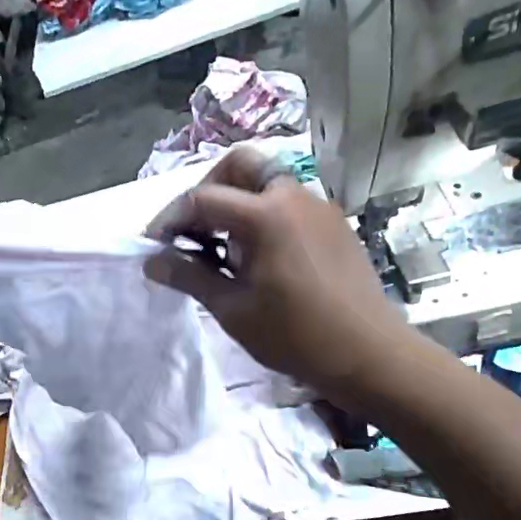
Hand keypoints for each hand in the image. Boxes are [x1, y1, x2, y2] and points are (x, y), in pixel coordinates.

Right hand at [144, 148, 419, 398]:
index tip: (154, 246)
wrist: (367, 354)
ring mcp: (320, 207)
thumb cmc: (295, 336)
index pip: (202, 199)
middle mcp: (294, 196)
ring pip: (269, 183)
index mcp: (265, 214)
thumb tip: (152, 261)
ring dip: (239, 203)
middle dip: (209, 190)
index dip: (170, 220)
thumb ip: (190, 276)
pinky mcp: (336, 225)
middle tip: (194, 230)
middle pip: (240, 166)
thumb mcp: (234, 309)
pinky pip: (292, 204)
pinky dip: (267, 216)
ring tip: (228, 251)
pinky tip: (263, 258)